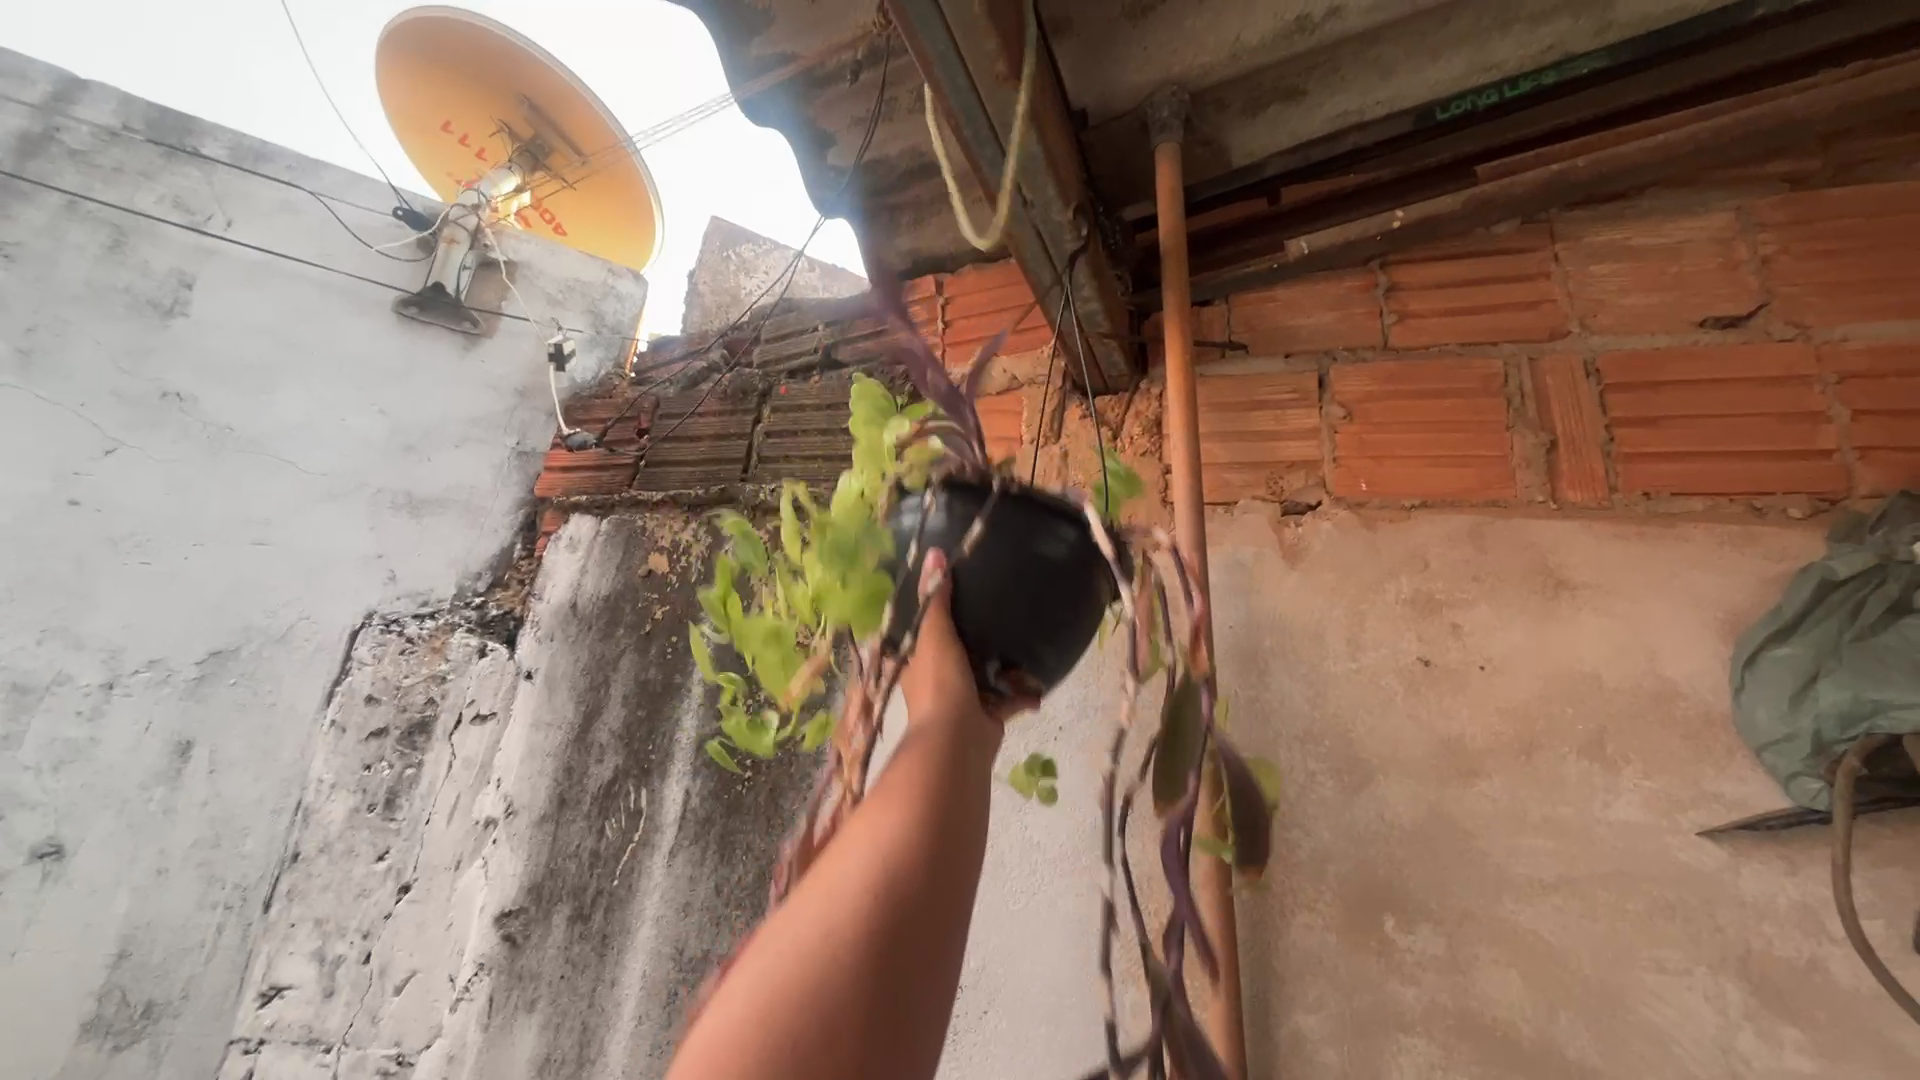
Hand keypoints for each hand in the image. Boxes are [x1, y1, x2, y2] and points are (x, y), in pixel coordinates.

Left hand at [898, 550, 1036, 735]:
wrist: (957, 740)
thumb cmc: (940, 683)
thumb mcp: (934, 633)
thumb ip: (936, 598)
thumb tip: (935, 554)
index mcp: (917, 663)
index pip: (923, 632)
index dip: (936, 613)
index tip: (958, 592)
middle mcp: (937, 681)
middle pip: (957, 652)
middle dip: (975, 639)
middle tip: (1001, 613)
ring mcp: (963, 700)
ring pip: (985, 675)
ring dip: (1003, 666)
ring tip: (1025, 644)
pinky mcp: (987, 716)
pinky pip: (1007, 700)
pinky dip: (1022, 694)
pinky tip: (1038, 684)